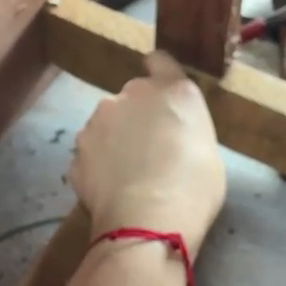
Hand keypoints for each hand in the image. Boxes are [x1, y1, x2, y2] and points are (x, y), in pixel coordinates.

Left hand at [70, 51, 227, 252]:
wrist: (147, 225)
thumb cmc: (194, 189)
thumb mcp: (208, 152)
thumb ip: (186, 128)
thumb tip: (174, 133)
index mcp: (172, 90)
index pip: (160, 60)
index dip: (160, 73)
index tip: (162, 92)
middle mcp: (131, 94)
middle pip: (133, 96)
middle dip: (138, 115)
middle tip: (151, 149)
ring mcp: (98, 120)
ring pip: (107, 123)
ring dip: (115, 139)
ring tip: (128, 175)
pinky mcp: (77, 149)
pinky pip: (92, 152)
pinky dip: (99, 165)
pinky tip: (112, 190)